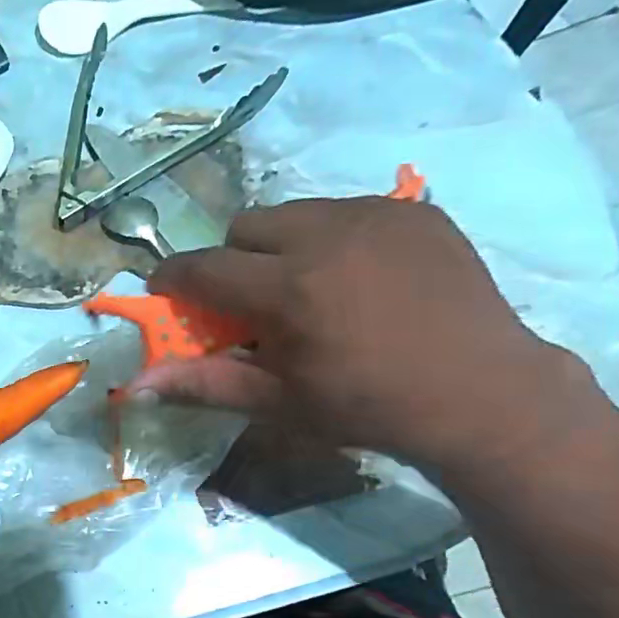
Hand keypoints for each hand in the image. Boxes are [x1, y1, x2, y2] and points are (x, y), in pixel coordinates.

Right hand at [133, 197, 602, 476]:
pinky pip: (349, 209)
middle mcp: (326, 234)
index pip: (204, 268)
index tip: (169, 293)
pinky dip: (336, 238)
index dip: (175, 279)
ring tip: (312, 288)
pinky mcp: (414, 209)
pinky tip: (362, 279)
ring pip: (297, 211)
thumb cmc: (369, 408)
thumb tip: (140, 385)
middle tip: (255, 302)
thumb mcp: (281, 404)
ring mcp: (376, 214)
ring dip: (284, 246)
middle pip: (246, 226)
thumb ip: (206, 385)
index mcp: (289, 289)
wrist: (479, 392)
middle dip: (235, 261)